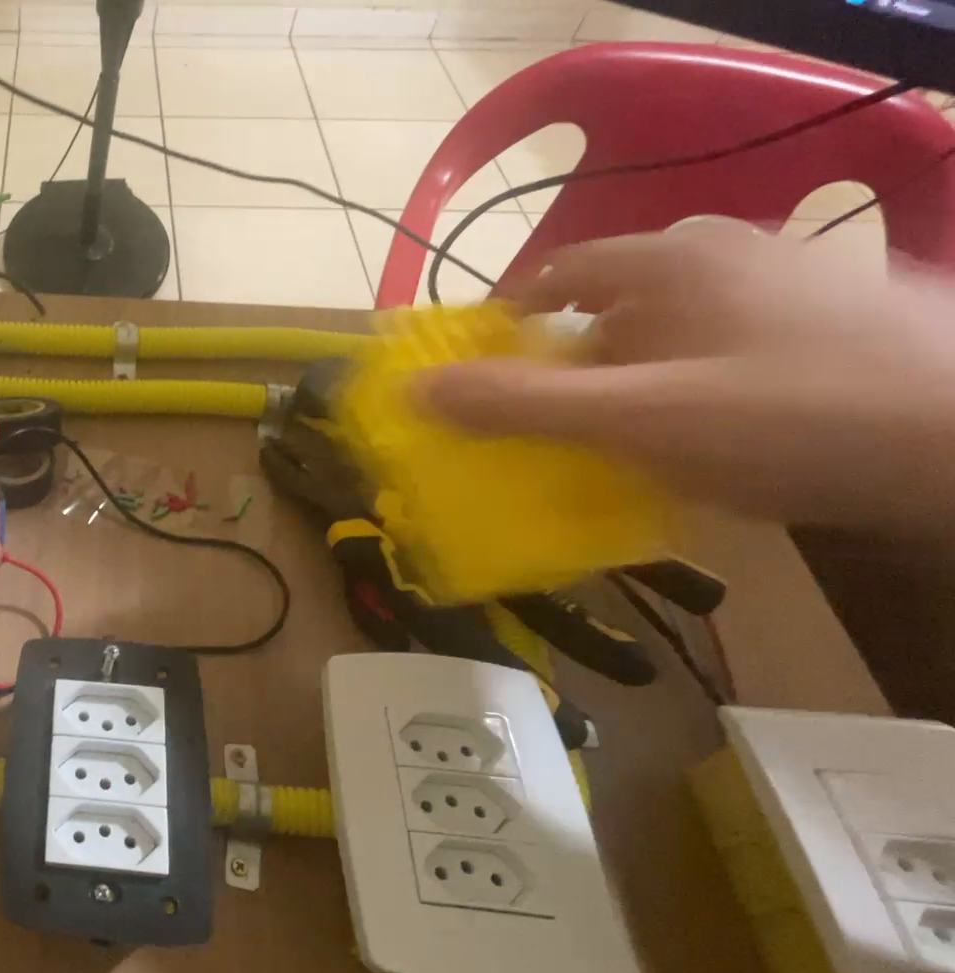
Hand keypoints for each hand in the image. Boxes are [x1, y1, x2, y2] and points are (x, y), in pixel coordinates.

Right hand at [420, 221, 954, 530]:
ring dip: (629, 374)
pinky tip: (702, 437)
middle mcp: (731, 256)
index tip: (480, 370)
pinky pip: (726, 347)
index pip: (556, 270)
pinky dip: (689, 382)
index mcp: (674, 260)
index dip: (506, 317)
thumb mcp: (633, 418)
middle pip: (613, 301)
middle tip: (546, 416)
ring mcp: (792, 288)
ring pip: (672, 327)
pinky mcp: (837, 328)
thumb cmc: (791, 419)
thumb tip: (414, 391)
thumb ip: (519, 404)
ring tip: (617, 436)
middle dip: (567, 357)